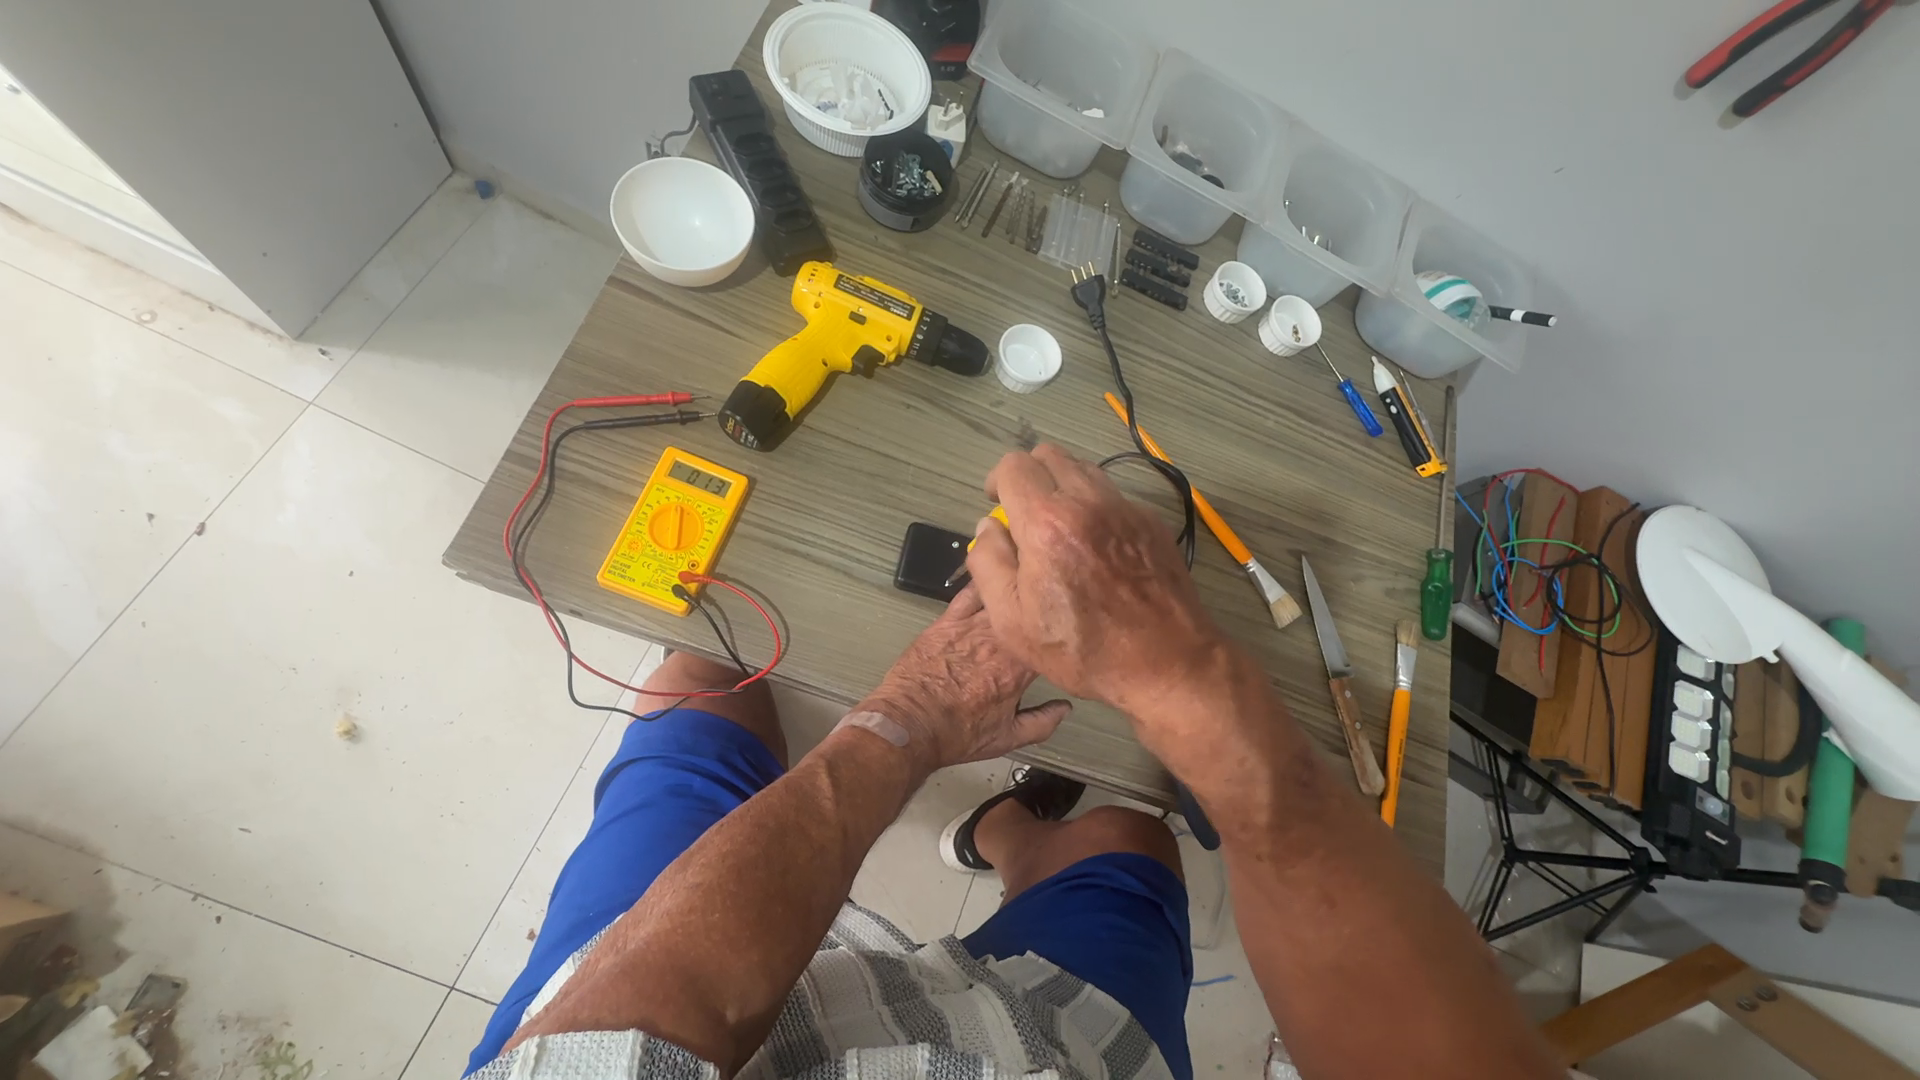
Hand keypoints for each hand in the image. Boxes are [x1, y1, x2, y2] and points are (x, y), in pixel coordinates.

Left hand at [854, 587, 1072, 774]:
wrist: (910, 724)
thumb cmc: (957, 733)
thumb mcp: (1007, 738)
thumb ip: (1043, 723)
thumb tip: (1066, 708)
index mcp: (1020, 668)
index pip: (1051, 642)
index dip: (1061, 638)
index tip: (1065, 639)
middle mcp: (999, 640)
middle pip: (1028, 613)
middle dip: (1040, 609)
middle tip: (1049, 605)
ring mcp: (972, 626)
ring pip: (1003, 597)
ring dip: (1016, 591)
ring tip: (1028, 583)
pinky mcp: (947, 621)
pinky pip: (970, 593)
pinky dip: (983, 583)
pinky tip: (993, 574)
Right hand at [965, 444, 1228, 714]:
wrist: (1166, 663)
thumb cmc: (1083, 650)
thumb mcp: (1011, 620)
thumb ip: (988, 563)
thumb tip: (988, 527)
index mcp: (1048, 523)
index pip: (1014, 467)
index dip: (997, 481)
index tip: (996, 504)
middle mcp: (1089, 502)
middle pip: (1050, 455)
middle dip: (1028, 476)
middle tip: (1023, 513)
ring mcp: (1126, 509)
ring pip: (1084, 470)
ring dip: (1062, 486)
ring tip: (1057, 527)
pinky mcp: (1151, 522)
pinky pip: (1112, 496)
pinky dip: (1094, 507)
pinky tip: (1094, 546)